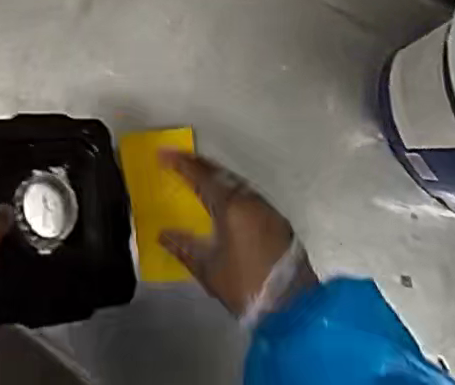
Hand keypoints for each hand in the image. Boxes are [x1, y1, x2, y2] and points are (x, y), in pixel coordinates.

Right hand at [158, 151, 316, 321]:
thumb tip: (163, 233)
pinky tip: (222, 196)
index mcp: (230, 204)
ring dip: (214, 175)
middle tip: (177, 159)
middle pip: (219, 173)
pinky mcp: (274, 216)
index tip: (163, 153)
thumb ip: (184, 248)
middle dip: (197, 164)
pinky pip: (245, 191)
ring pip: (234, 181)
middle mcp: (248, 197)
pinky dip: (228, 187)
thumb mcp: (209, 269)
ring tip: (196, 174)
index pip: (201, 175)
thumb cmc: (245, 284)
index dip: (180, 163)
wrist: (292, 301)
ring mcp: (264, 205)